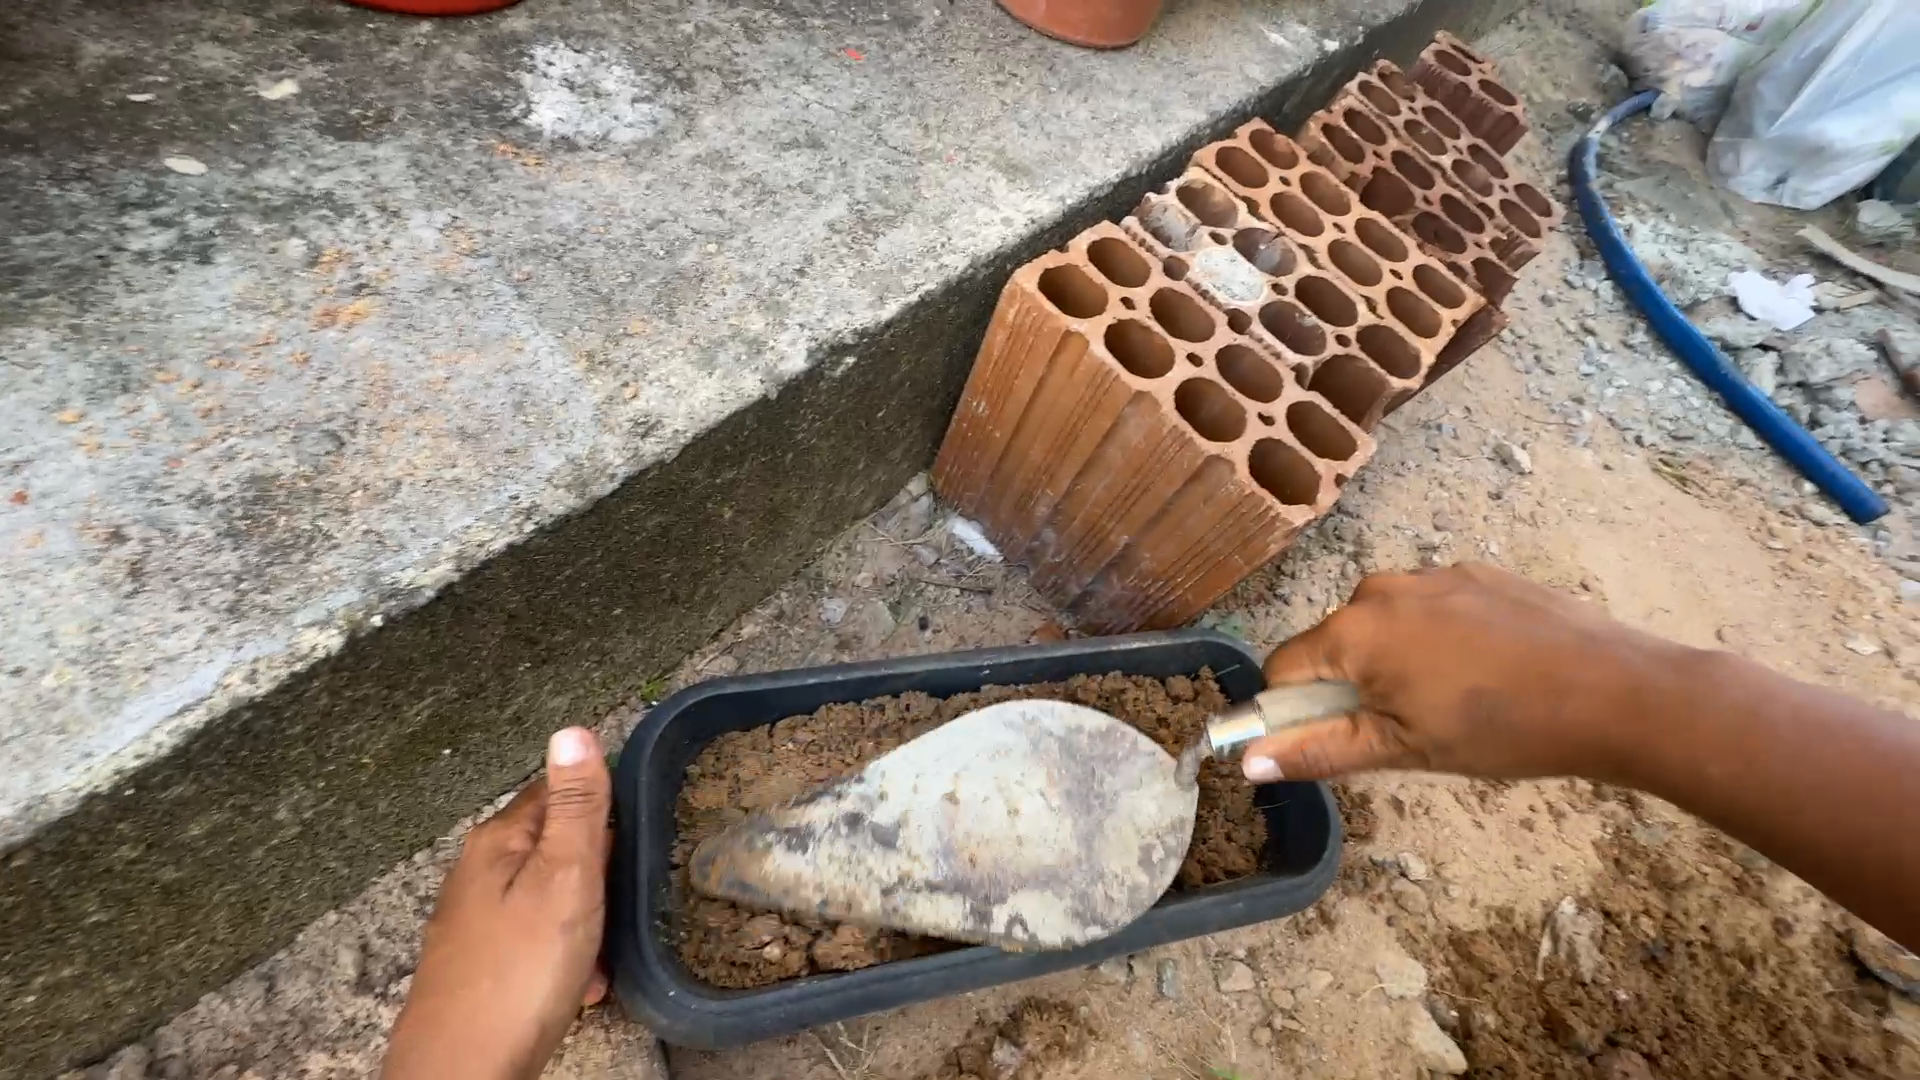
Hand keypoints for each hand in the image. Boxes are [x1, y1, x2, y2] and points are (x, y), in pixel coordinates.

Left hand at [382, 728, 611, 1079]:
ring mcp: (476, 918)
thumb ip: (577, 806)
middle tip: (622, 897)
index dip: (606, 806)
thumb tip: (573, 729)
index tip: (637, 834)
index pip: (562, 787)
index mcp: (499, 839)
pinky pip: (540, 933)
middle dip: (600, 866)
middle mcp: (480, 869)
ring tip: (603, 947)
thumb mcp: (567, 877)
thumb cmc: (523, 971)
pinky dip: (567, 948)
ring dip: (588, 913)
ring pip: (555, 891)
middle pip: (560, 841)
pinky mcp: (479, 960)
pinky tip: (581, 980)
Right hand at [1243, 564, 1688, 783]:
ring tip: (1455, 693)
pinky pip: (1427, 605)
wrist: (1626, 694)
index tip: (1341, 732)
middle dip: (1351, 682)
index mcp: (1351, 632)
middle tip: (1407, 720)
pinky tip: (1487, 663)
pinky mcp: (1474, 571)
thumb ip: (1318, 750)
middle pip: (1332, 643)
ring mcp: (1429, 574)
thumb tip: (1248, 762)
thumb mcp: (1402, 750)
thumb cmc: (1501, 729)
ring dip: (1394, 656)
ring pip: (1381, 624)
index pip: (1283, 668)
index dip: (1297, 707)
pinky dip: (1437, 634)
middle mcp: (1376, 589)